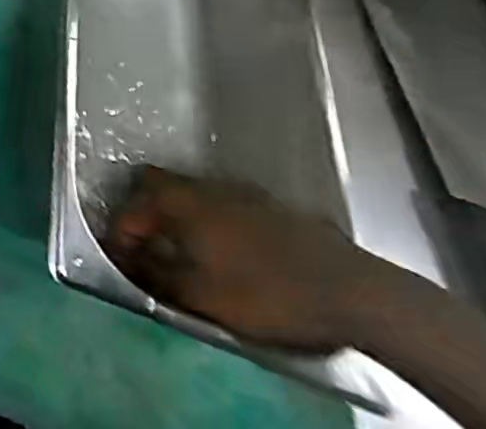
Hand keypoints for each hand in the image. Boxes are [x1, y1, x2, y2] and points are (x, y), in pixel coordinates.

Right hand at [107, 166, 381, 351]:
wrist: (365, 298)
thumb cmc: (269, 294)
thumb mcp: (201, 296)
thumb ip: (156, 275)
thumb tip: (130, 261)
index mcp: (178, 202)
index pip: (129, 212)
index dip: (120, 238)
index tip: (125, 263)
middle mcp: (205, 187)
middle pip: (159, 186)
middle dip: (149, 210)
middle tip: (152, 242)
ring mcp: (248, 195)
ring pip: (199, 195)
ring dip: (188, 216)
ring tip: (194, 249)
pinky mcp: (283, 211)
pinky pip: (236, 210)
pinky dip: (226, 225)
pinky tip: (240, 251)